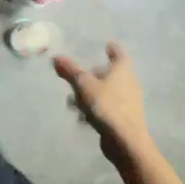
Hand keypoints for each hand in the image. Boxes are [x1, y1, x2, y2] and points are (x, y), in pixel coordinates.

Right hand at [54, 40, 150, 164]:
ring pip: (106, 91)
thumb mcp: (83, 85)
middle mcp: (128, 82)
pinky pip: (106, 107)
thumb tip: (56, 57)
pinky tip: (82, 118)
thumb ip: (70, 71)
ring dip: (89, 94)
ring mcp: (128, 101)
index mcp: (122, 70)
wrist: (125, 139)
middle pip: (110, 74)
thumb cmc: (106, 105)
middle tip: (79, 76)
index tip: (107, 44)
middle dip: (93, 75)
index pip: (118, 54)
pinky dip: (94, 108)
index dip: (112, 49)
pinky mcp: (124, 117)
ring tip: (73, 102)